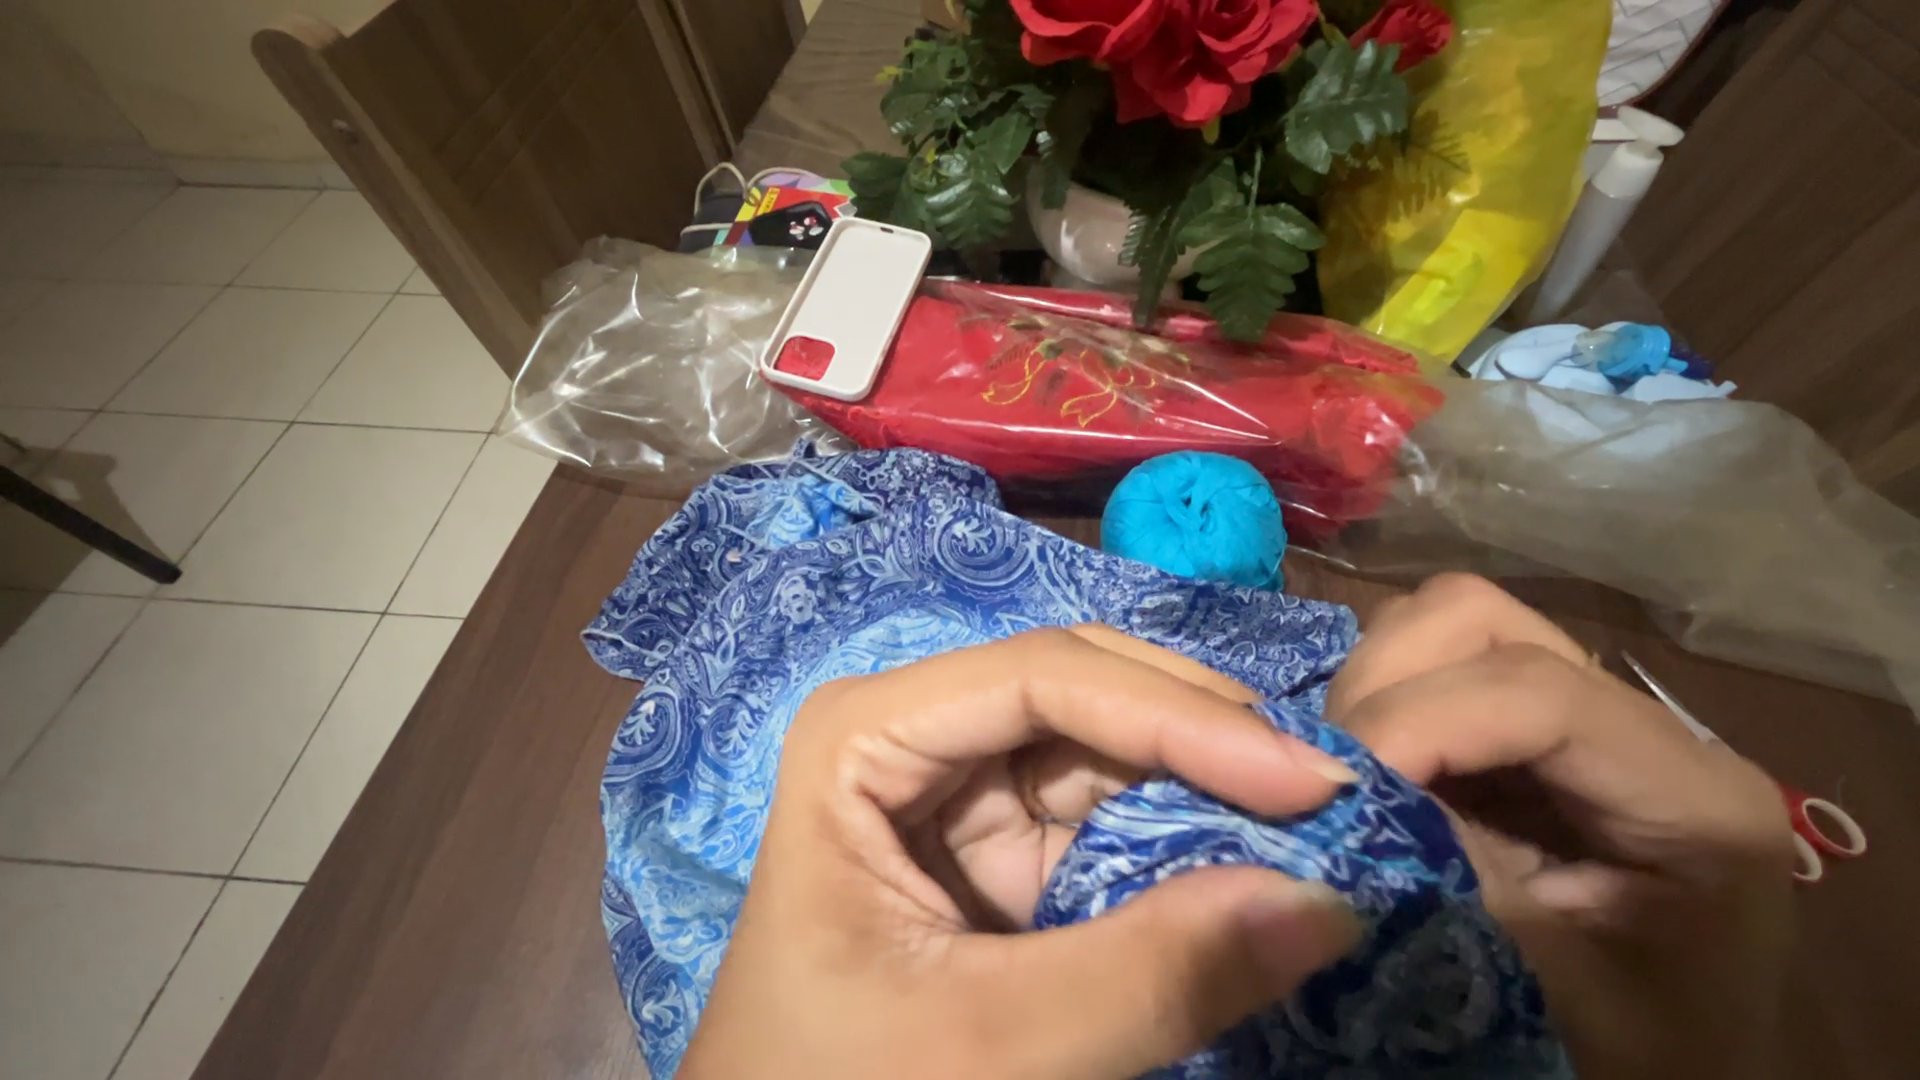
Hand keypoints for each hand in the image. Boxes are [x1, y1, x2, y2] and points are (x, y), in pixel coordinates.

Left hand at [680, 626, 1362, 1079]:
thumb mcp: (985, 1047)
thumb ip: (1152, 976)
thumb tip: (1328, 902)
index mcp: (869, 733)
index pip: (1039, 679)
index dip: (1177, 715)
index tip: (1306, 777)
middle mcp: (921, 725)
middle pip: (1080, 689)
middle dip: (1201, 732)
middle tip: (1324, 792)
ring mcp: (965, 772)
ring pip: (1108, 736)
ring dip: (1207, 770)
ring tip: (1309, 813)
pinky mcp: (1005, 826)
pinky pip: (1110, 797)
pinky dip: (1186, 816)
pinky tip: (1249, 838)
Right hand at [1328, 575, 1795, 1079]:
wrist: (1652, 1051)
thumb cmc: (1630, 1045)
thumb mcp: (1552, 997)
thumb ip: (1446, 886)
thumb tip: (1323, 805)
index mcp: (1689, 795)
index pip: (1533, 693)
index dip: (1415, 723)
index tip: (1331, 790)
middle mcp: (1631, 722)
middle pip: (1474, 620)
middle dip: (1381, 685)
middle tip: (1336, 775)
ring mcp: (1567, 707)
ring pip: (1435, 621)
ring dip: (1368, 684)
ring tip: (1349, 769)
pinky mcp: (1510, 718)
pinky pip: (1417, 659)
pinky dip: (1367, 695)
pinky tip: (1365, 762)